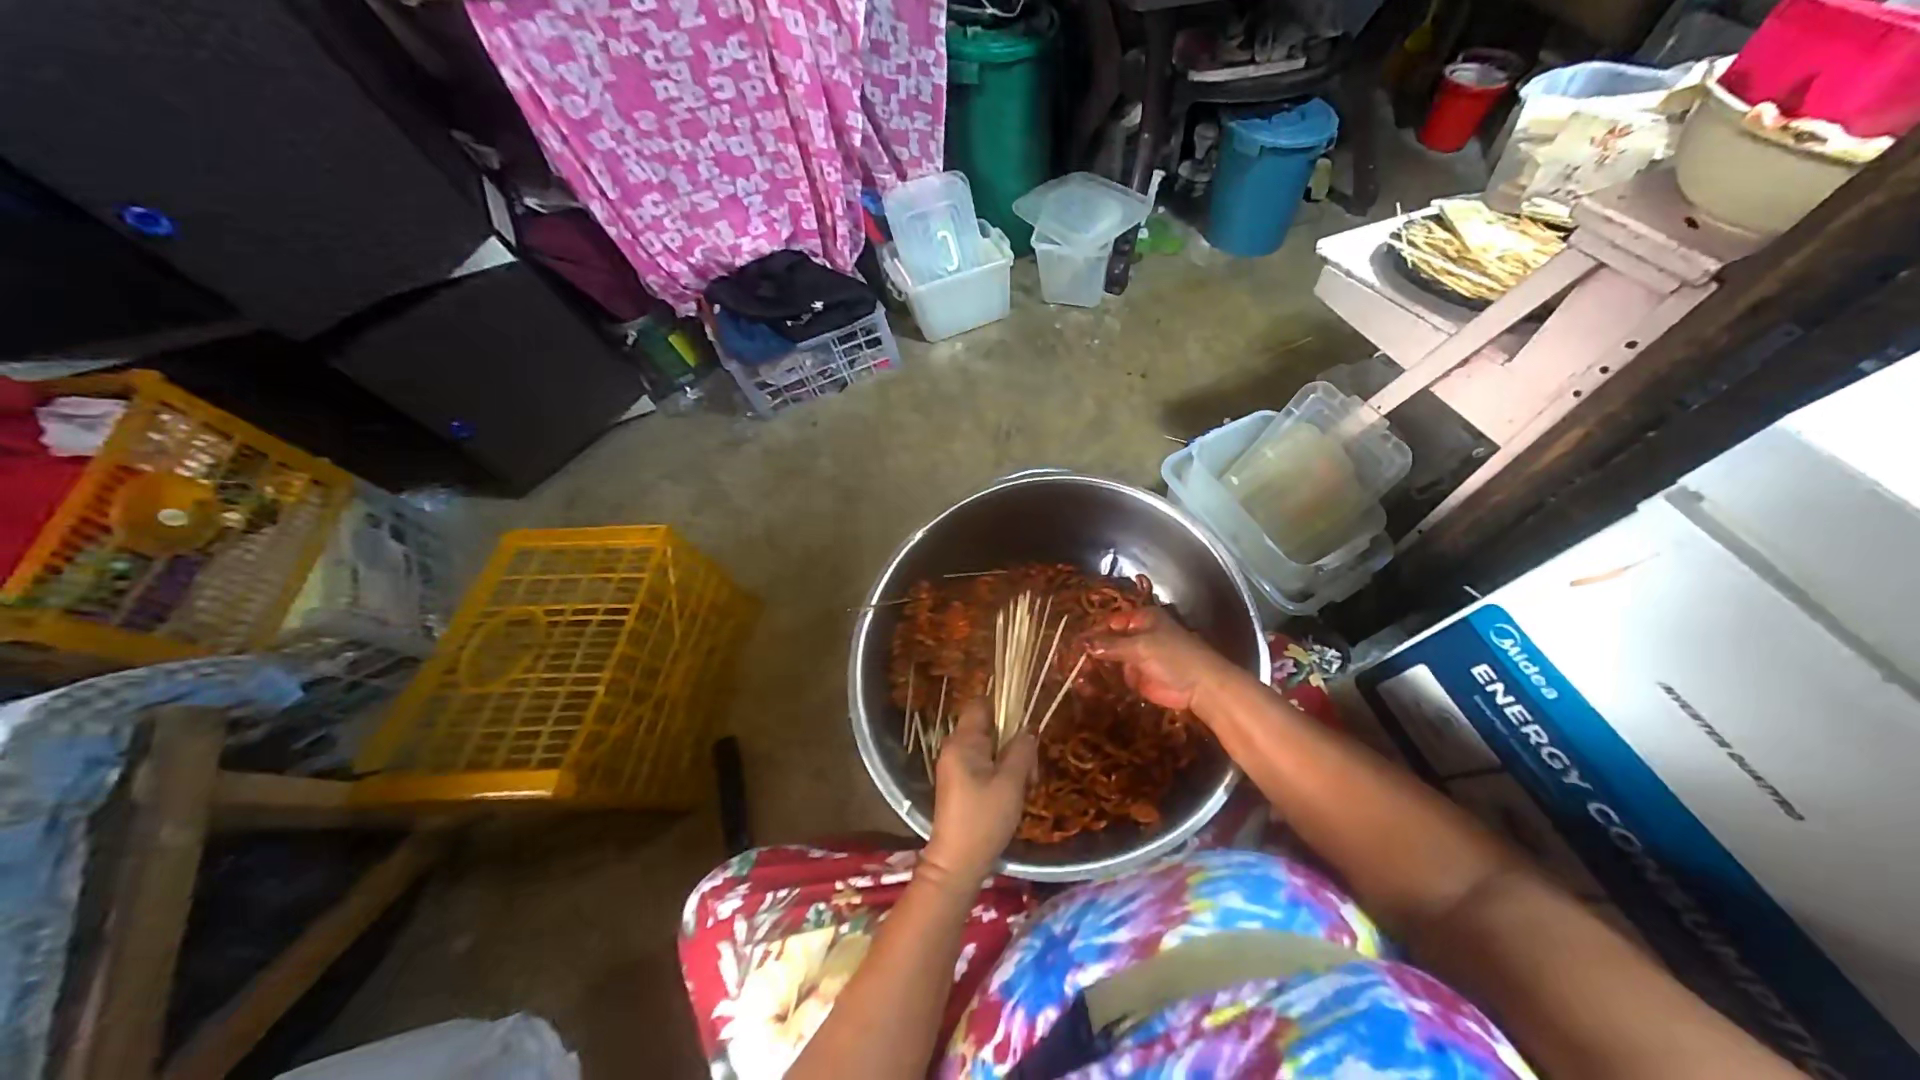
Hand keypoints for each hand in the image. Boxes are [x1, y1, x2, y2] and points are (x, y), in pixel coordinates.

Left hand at [920, 699, 1036, 888]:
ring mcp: (955, 766)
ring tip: (1026, 785)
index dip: (1004, 704)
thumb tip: (1028, 731)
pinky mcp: (960, 783)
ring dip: (1011, 761)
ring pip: (990, 748)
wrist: (957, 862)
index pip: (980, 704)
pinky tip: (1014, 794)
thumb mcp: (1011, 783)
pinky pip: (984, 765)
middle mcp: (955, 748)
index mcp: (963, 742)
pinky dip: (1001, 773)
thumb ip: (1021, 751)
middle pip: (989, 727)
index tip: (1027, 720)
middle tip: (1031, 769)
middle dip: (1014, 741)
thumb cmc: (984, 819)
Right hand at [1087, 607, 1241, 714]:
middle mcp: (1136, 635)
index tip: (1073, 642)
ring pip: (1108, 658)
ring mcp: (1136, 657)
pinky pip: (1114, 676)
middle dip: (1091, 649)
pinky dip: (1101, 680)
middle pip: (1107, 640)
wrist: (1201, 687)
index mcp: (1141, 618)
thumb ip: (1110, 645)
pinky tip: (1085, 685)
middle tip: (1069, 660)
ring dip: (1093, 666)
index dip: (1092, 630)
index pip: (1109, 621)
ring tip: (1073, 674)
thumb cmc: (1174, 657)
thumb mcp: (1140, 646)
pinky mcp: (1136, 677)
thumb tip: (1082, 642)